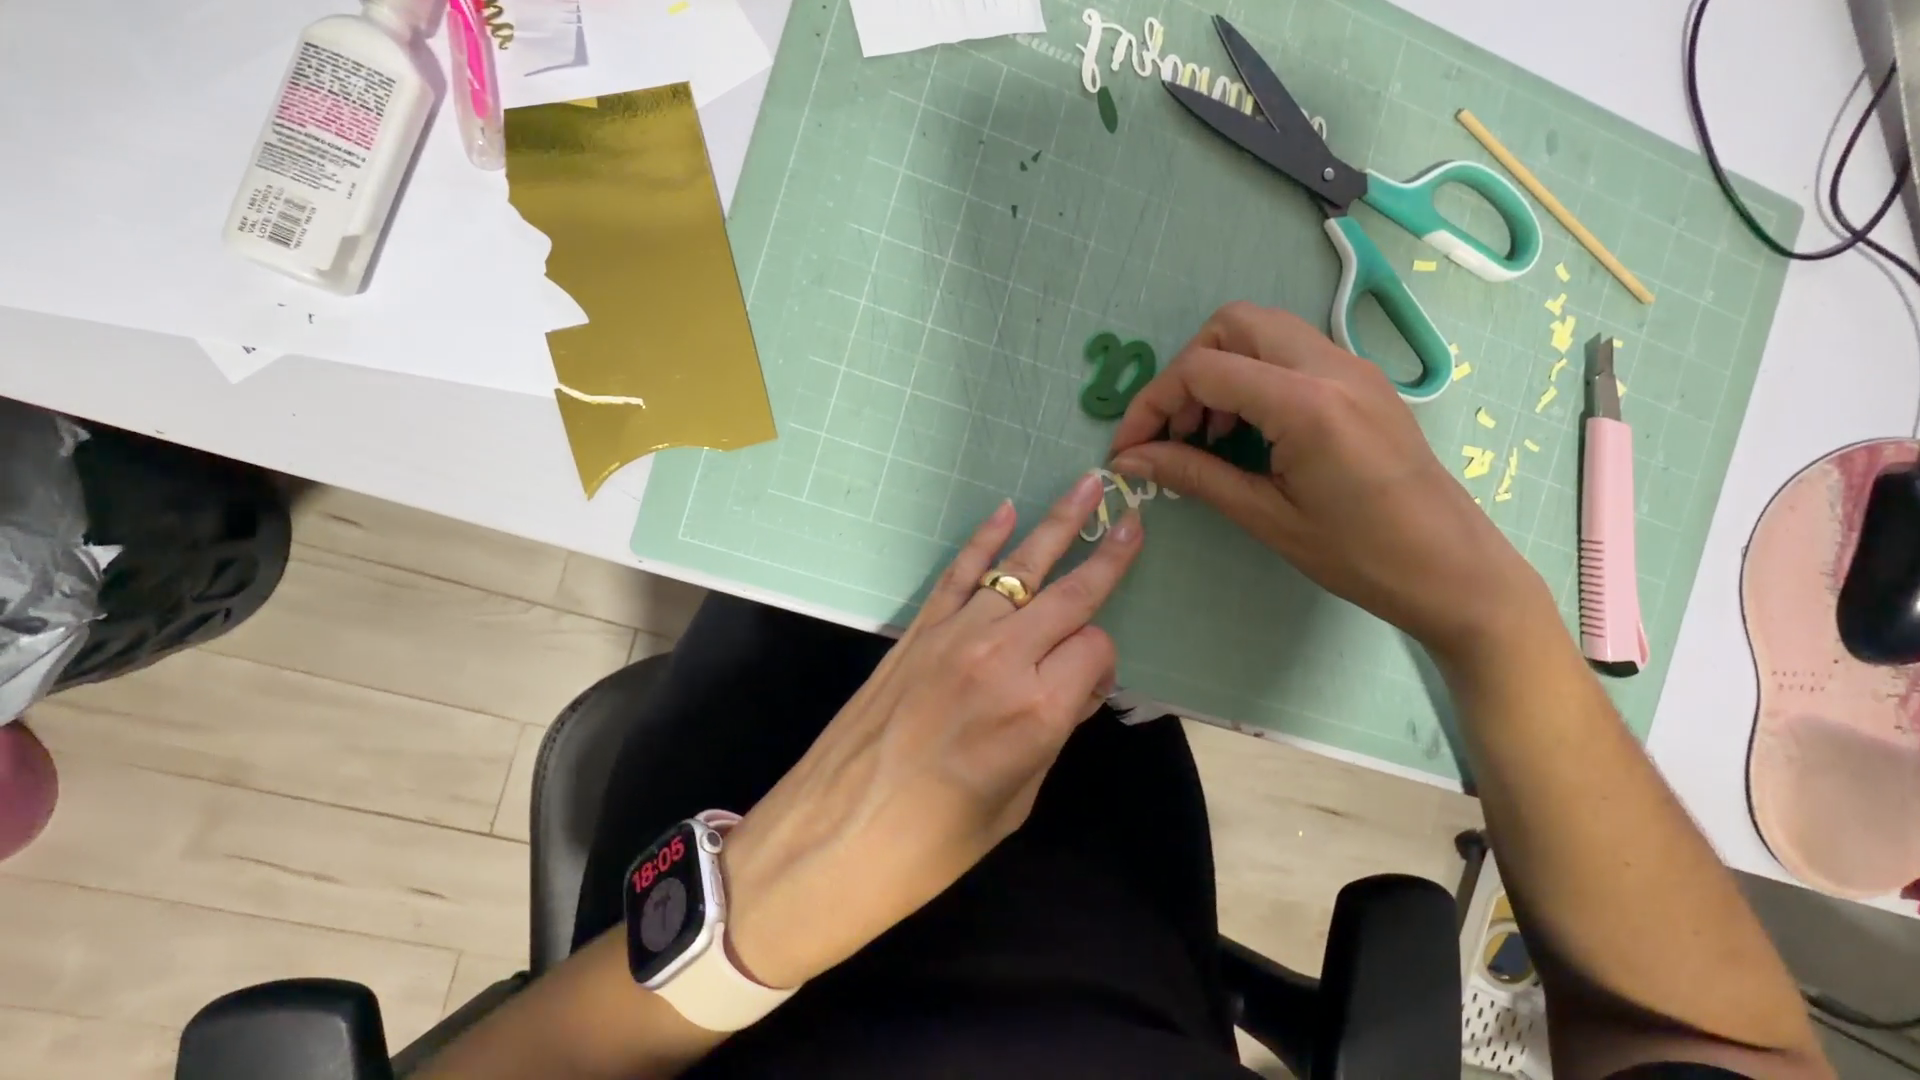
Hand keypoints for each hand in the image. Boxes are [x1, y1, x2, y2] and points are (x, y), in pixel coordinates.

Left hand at [718, 473, 1142, 988]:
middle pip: (1071, 596)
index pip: (1097, 652)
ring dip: (1057, 524)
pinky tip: (1006, 513)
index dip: (1101, 667)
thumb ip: (1052, 734)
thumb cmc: (933, 844)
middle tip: (1133, 521)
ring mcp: (955, 637)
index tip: (1088, 690)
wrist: (833, 837)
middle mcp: (1002, 660)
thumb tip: (1072, 690)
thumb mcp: (1016, 800)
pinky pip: (960, 574)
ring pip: (1020, 569)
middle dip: (1108, 557)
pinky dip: (984, 540)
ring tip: (1087, 485)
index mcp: (1037, 712)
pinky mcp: (917, 632)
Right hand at [1106, 302, 1549, 661]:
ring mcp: (1353, 367)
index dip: (1151, 404)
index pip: (1202, 370)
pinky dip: (1255, 376)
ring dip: (1222, 370)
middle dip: (1187, 370)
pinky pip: (1293, 353)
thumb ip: (1194, 475)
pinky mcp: (1363, 381)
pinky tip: (1250, 433)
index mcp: (1305, 403)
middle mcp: (1330, 366)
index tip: (1130, 448)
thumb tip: (1130, 460)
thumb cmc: (1360, 555)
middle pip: (1232, 324)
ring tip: (1209, 436)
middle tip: (1176, 430)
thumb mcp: (1267, 518)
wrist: (1454, 568)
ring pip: (1264, 331)